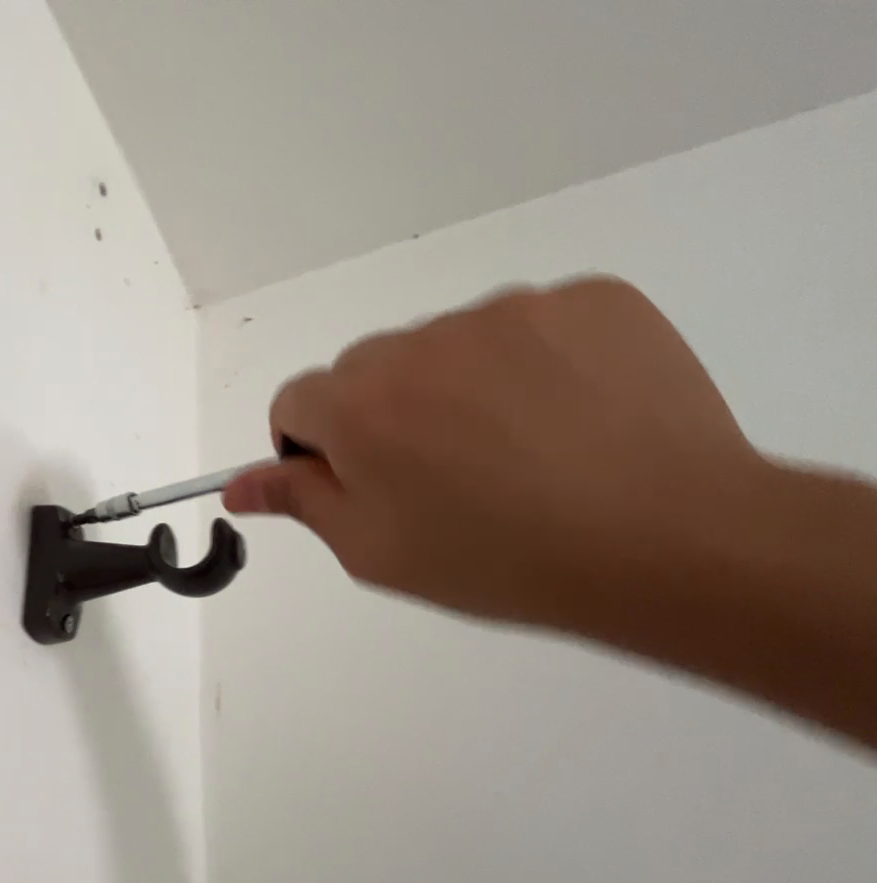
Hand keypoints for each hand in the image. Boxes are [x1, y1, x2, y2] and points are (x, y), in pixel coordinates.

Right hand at [222, 276, 765, 630]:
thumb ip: (298, 501)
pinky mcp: (586, 300)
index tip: (355, 481)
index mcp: (356, 406)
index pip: (295, 401)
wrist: (670, 540)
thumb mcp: (374, 549)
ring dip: (452, 386)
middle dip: (380, 414)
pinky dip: (527, 363)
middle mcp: (417, 344)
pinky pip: (525, 325)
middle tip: (437, 474)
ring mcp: (506, 313)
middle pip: (366, 370)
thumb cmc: (499, 559)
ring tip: (512, 448)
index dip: (312, 445)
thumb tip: (235, 485)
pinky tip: (562, 416)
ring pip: (444, 346)